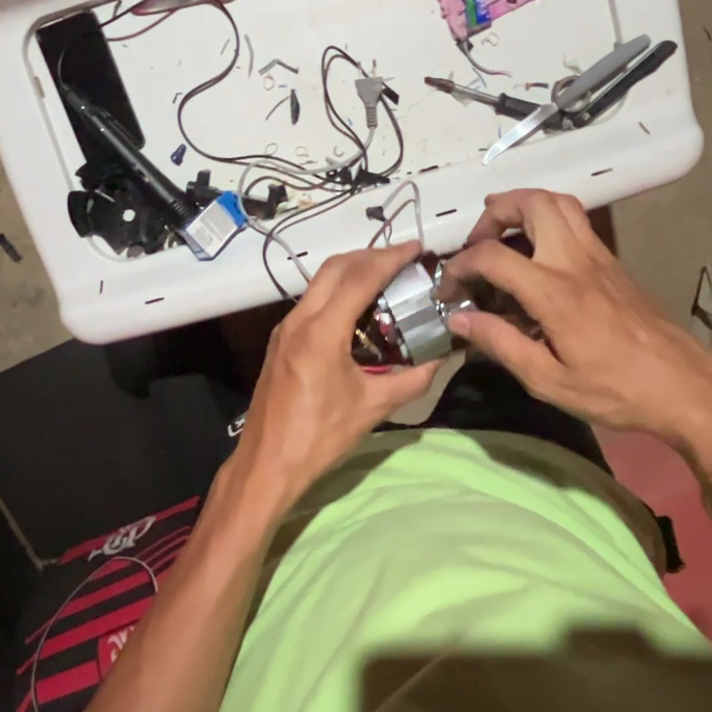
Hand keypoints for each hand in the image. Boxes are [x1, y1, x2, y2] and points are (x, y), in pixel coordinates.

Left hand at [224, 242, 441, 514]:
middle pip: (335, 268)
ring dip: (351, 271)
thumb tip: (444, 357)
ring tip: (385, 276)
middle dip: (370, 256)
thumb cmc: (319, 437)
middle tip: (403, 259)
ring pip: (319, 282)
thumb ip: (412, 378)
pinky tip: (359, 307)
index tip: (417, 249)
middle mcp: (298, 321)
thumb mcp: (373, 407)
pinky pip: (311, 301)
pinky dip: (337, 291)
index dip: (390, 259)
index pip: (359, 278)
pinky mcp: (280, 341)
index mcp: (321, 332)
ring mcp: (284, 329)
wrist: (267, 462)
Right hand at [444, 190, 711, 452]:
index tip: (448, 291)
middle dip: (495, 213)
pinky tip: (535, 256)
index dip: (458, 267)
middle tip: (477, 243)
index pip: (492, 256)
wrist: (687, 387)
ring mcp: (599, 257)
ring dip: (524, 207)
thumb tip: (459, 320)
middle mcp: (575, 261)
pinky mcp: (614, 264)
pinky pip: (576, 222)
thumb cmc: (616, 390)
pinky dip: (546, 222)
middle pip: (533, 203)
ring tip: (502, 236)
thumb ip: (500, 343)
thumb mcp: (548, 380)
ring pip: (559, 203)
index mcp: (554, 291)